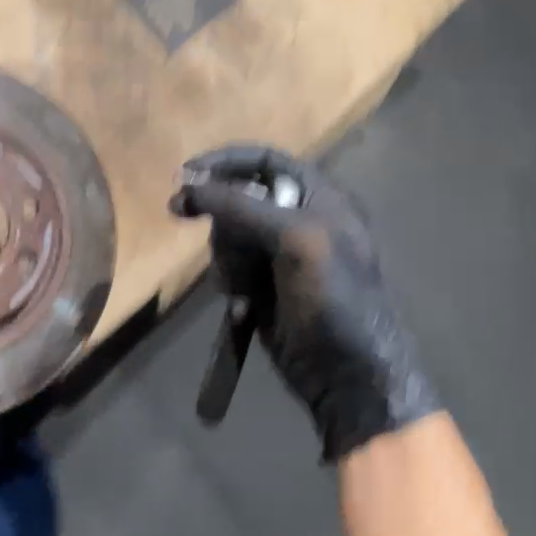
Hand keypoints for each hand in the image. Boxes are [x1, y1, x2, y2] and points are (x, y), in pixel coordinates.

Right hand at [174, 146, 439, 462]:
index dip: (224, 161)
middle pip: (237, 197)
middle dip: (222, 220)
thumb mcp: (293, 238)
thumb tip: (187, 183)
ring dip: (227, 259)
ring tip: (243, 288)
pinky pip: (230, 268)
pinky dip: (231, 283)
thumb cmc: (334, 297)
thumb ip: (240, 206)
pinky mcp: (265, 285)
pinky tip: (244, 307)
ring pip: (228, 235)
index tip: (185, 175)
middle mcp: (298, 218)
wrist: (350, 376)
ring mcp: (280, 254)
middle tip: (189, 220)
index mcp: (318, 196)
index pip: (263, 159)